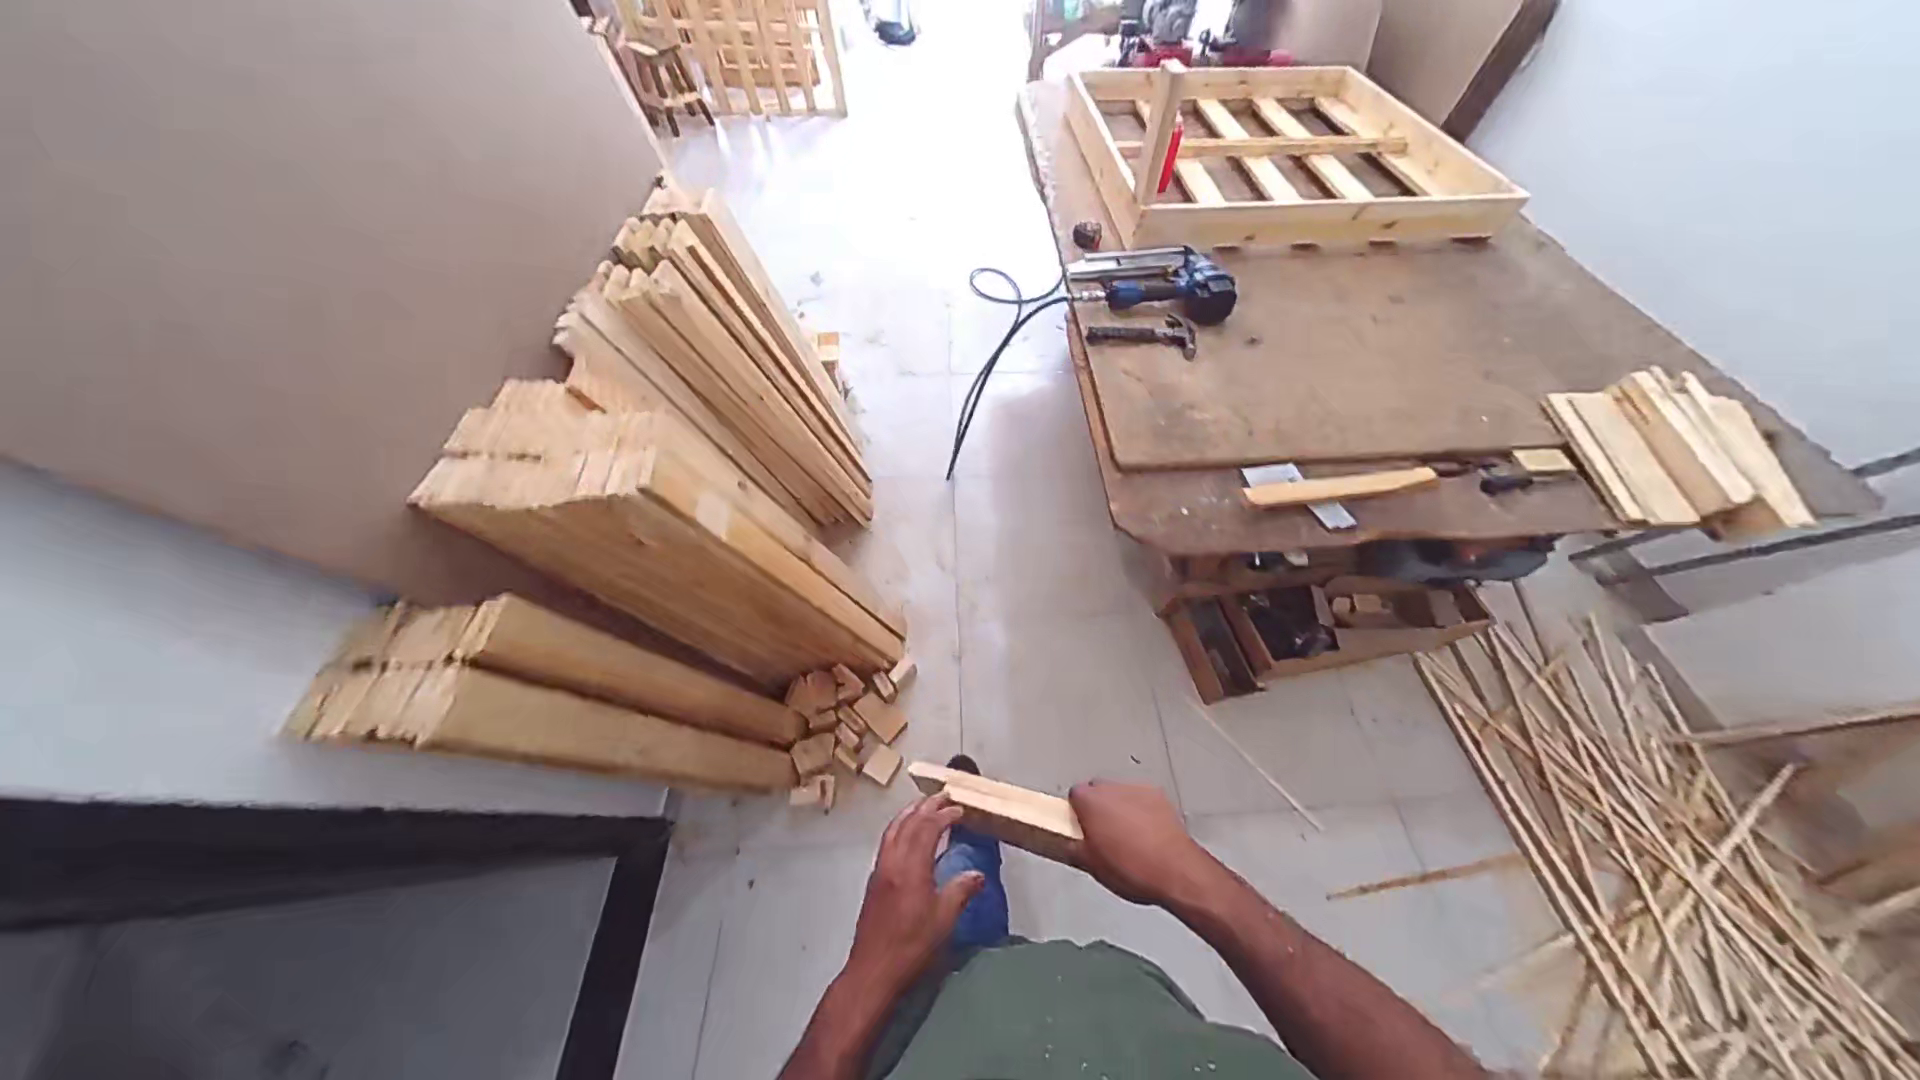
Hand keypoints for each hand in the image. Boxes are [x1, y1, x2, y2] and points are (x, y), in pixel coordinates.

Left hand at [845, 794, 984, 993]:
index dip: (944, 815)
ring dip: (910, 813)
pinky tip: (908, 832)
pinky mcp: (874, 880)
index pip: (927, 828)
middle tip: (943, 796)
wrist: (873, 970)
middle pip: (908, 822)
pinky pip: (888, 840)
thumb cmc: (911, 946)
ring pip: (894, 829)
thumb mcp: (943, 920)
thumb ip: (961, 891)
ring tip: (925, 805)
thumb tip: (978, 875)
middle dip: (926, 806)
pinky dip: (900, 826)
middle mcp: (893, 860)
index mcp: (911, 867)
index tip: (959, 809)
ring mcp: (880, 869)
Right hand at [1068, 780, 1226, 909]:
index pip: (1074, 796)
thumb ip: (1072, 848)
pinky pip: (1142, 799)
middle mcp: (1111, 787)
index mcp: (1089, 800)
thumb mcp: (1091, 865)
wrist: (1176, 871)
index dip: (1077, 813)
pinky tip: (1147, 835)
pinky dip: (1141, 810)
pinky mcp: (1159, 795)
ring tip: (1128, 839)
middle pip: (1096, 791)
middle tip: (1103, 836)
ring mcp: (1136, 789)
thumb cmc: (1132, 868)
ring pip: (1120, 794)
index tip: (1082, 831)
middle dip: (1098, 808)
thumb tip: (1067, 843)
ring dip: (1120, 808)